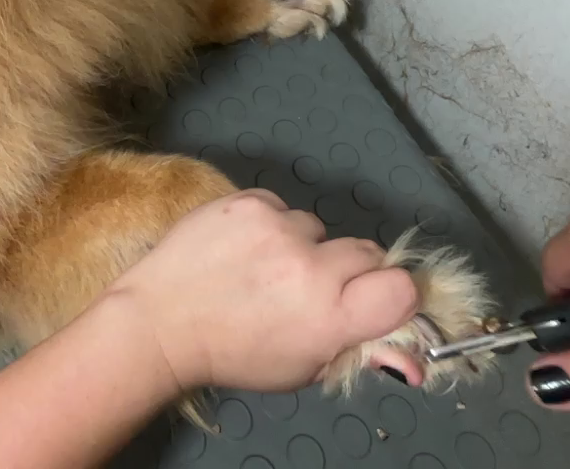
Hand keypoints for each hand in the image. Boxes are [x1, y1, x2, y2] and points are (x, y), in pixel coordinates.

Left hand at [99, 189, 419, 391]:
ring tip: (263, 266)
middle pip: (365, 250)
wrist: (163, 317)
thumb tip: (406, 353)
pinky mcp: (247, 200)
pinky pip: (280, 206)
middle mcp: (309, 265)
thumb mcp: (302, 369)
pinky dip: (269, 224)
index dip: (394, 292)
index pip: (402, 287)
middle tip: (311, 285)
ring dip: (302, 244)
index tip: (372, 298)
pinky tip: (242, 245)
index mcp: (329, 316)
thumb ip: (353, 348)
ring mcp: (275, 226)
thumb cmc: (234, 353)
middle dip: (347, 269)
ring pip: (316, 226)